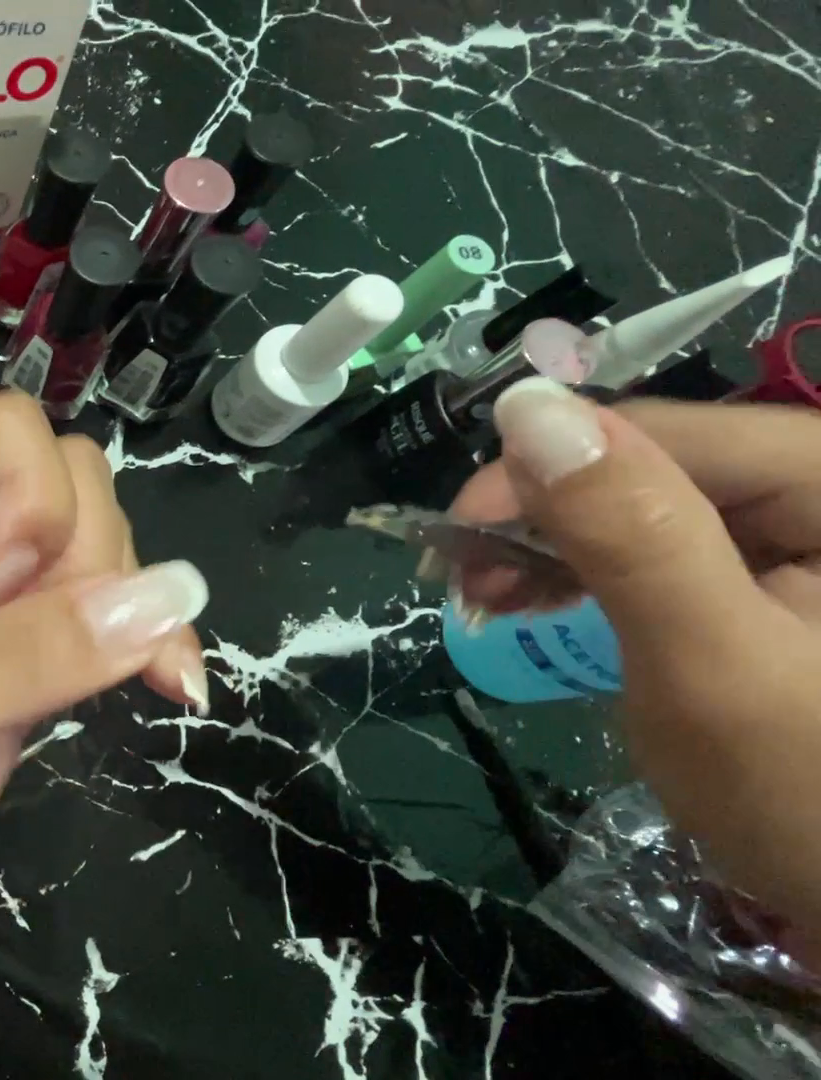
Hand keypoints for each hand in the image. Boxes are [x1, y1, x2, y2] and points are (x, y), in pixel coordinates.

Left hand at [0, 391, 209, 977]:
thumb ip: (0, 663)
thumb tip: (156, 600)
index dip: (32, 492)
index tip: (14, 586)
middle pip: (65, 483)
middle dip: (93, 548)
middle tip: (63, 643)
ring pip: (98, 550)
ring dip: (137, 597)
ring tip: (145, 675)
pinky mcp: (25, 684)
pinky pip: (108, 627)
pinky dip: (154, 643)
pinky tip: (172, 689)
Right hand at [452, 378, 820, 953]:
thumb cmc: (811, 797)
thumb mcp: (709, 664)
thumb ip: (630, 533)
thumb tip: (525, 406)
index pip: (660, 434)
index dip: (538, 474)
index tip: (453, 546)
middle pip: (649, 464)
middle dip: (535, 519)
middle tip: (462, 585)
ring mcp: (808, 537)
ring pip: (643, 503)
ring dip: (547, 546)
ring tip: (490, 601)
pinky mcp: (782, 576)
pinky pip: (663, 545)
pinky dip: (585, 572)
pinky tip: (543, 603)